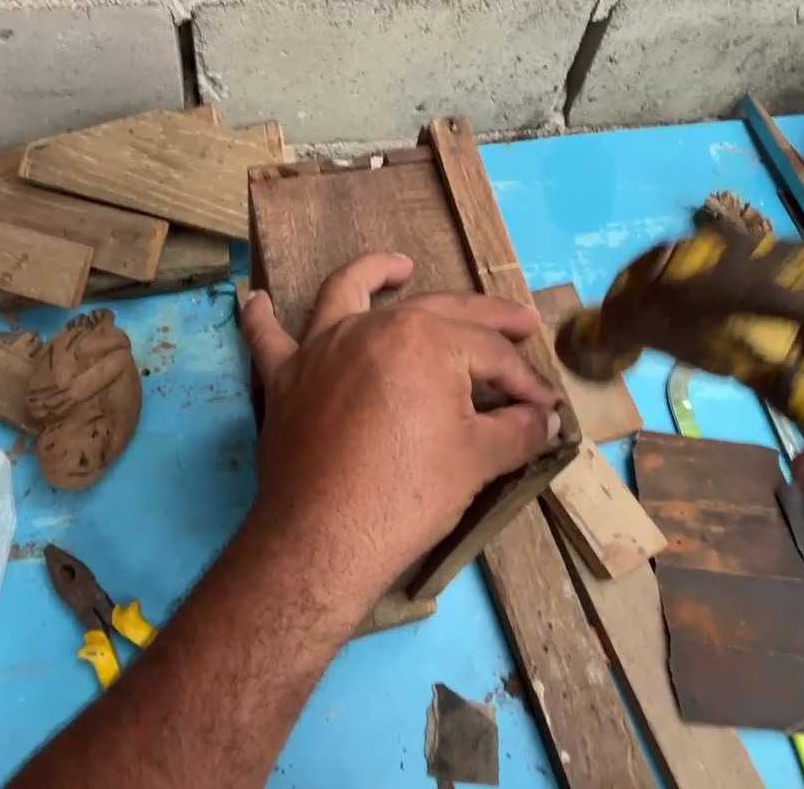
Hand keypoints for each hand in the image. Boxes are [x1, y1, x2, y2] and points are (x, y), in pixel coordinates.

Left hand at [238, 253, 560, 602]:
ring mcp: (321, 347)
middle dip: (488, 319)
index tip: (546, 406)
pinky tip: (257, 297)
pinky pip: (266, 337)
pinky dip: (261, 315)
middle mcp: (371, 326)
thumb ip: (518, 430)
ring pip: (346, 292)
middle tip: (520, 322)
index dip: (525, 380)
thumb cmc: (407, 495)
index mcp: (424, 338)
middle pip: (439, 311)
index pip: (490, 353)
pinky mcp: (284, 377)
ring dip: (372, 272)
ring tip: (398, 265)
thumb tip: (544, 419)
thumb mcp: (478, 460)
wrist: (324, 539)